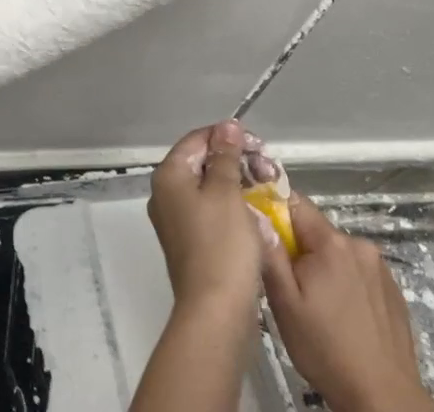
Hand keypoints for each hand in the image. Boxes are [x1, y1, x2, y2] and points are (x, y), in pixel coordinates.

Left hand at [147, 120, 274, 309]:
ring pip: (208, 189)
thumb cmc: (222, 244)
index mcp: (168, 176)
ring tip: (268, 191)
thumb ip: (226, 156)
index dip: (227, 137)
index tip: (259, 145)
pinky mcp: (190, 242)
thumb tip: (226, 126)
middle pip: (201, 163)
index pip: (196, 140)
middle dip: (235, 162)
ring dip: (238, 186)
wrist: (215, 308)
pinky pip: (211, 213)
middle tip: (268, 170)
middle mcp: (165, 194)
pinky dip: (232, 208)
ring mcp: (175, 220)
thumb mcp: (227, 192)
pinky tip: (256, 216)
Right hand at [261, 195, 433, 411]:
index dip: (273, 211)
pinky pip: (357, 273)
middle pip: (316, 231)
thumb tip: (256, 214)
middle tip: (288, 285)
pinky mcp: (393, 291)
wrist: (383, 397)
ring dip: (321, 267)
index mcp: (332, 243)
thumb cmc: (325, 348)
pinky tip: (341, 316)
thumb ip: (270, 253)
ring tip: (315, 305)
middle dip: (298, 248)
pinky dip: (344, 284)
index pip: (295, 203)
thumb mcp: (284, 302)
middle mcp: (360, 246)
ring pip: (337, 254)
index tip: (261, 232)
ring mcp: (380, 269)